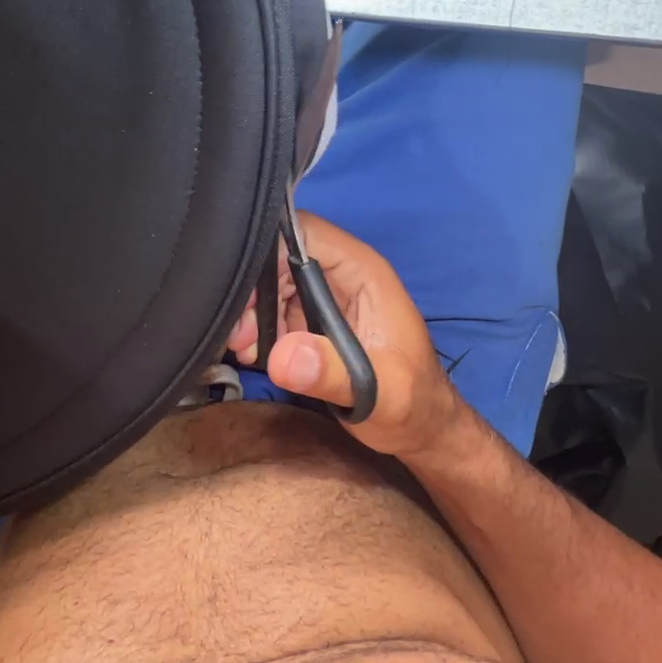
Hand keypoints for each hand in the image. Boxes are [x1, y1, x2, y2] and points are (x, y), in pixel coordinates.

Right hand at [226, 216, 463, 458]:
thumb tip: (283, 356)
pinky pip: (275, 309)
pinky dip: (258, 329)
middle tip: (239, 333)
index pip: (305, 232)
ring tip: (243, 349)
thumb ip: (333, 373)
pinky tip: (252, 355)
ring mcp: (326, 297)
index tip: (245, 296)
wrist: (422, 430)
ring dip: (252, 313)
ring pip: (272, 282)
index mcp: (362, 271)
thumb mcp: (380, 393)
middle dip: (252, 290)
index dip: (268, 252)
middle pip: (280, 256)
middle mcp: (341, 275)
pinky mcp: (313, 320)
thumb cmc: (413, 406)